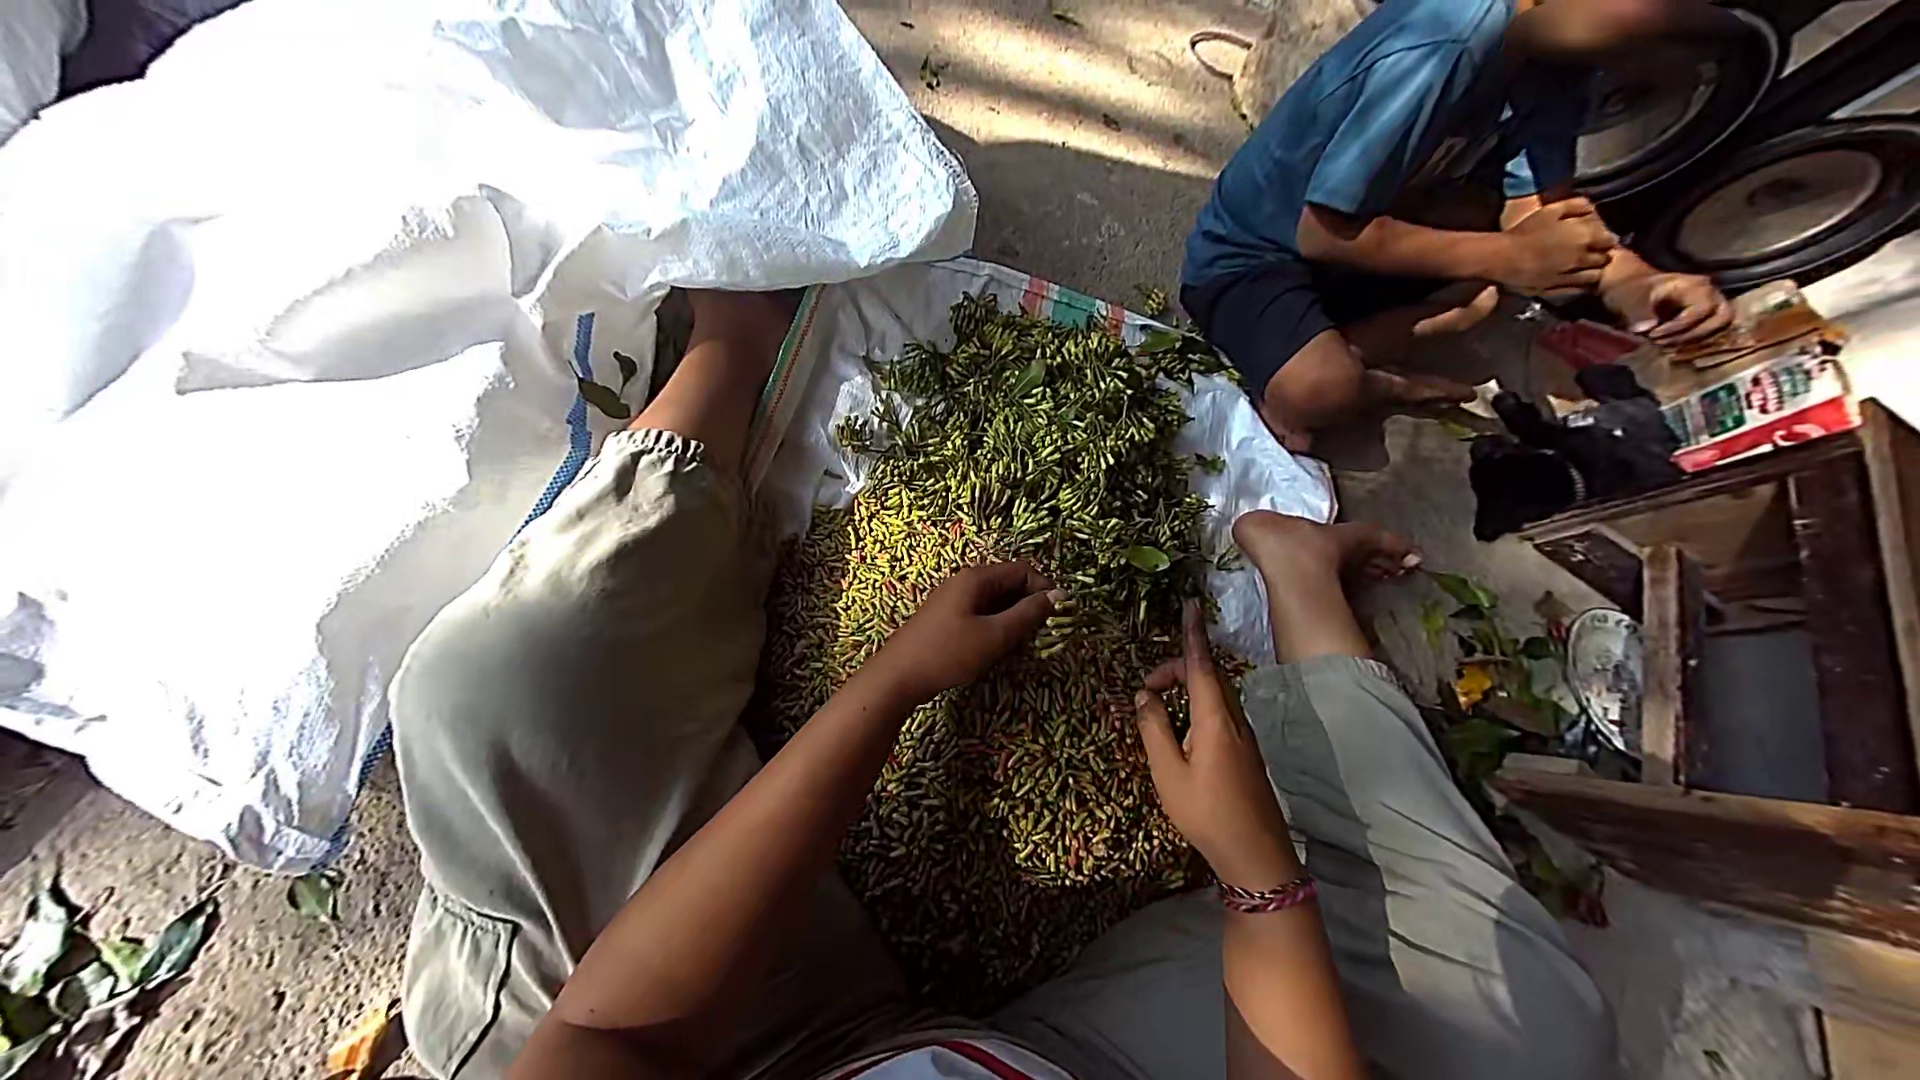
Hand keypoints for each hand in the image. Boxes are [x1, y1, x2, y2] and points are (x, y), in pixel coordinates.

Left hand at [866, 562, 1060, 703]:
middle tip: (1039, 635)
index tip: (1056, 617)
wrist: (897, 677)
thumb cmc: (947, 653)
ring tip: (1019, 645)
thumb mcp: (994, 635)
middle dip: (1029, 606)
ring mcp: (954, 599)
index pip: (1022, 570)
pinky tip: (997, 648)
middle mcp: (965, 582)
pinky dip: (996, 626)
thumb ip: (1028, 614)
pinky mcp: (947, 618)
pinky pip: (981, 613)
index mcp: (976, 578)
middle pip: (1009, 583)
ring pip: (996, 600)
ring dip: (1013, 619)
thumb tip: (1058, 595)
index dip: (1043, 590)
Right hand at [1133, 600, 1299, 890]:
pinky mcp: (1245, 752)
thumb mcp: (1168, 772)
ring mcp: (1244, 737)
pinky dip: (1196, 705)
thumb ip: (1154, 728)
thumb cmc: (1207, 813)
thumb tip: (1144, 695)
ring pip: (1214, 695)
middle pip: (1207, 678)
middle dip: (1176, 669)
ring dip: (1186, 688)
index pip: (1201, 666)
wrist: (1258, 857)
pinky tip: (1180, 729)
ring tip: (1158, 702)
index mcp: (1215, 720)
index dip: (1193, 635)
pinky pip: (1219, 713)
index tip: (1189, 606)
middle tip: (1146, 688)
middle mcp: (1234, 721)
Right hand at [1496, 197, 1616, 294]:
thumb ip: (1576, 206)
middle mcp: (1580, 259)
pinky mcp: (1550, 289)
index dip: (1605, 240)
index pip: (1610, 240)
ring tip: (1583, 270)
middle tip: (1591, 255)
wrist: (1499, 257)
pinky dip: (1577, 287)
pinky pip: (1572, 290)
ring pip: (1590, 277)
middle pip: (1602, 260)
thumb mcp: (1551, 211)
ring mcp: (1565, 276)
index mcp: (1585, 238)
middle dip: (1600, 257)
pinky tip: (1573, 283)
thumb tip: (1592, 208)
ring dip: (1590, 273)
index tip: (1598, 239)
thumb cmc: (1523, 232)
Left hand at [1602, 270, 1733, 343]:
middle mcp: (1712, 297)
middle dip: (1692, 336)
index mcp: (1697, 287)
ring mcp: (1711, 309)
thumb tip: (1646, 330)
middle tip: (1660, 343)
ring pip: (1719, 330)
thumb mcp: (1631, 297)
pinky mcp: (1703, 320)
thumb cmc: (1633, 290)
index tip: (1651, 335)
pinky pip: (1709, 336)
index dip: (1680, 326)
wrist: (1632, 289)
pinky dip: (1691, 346)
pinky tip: (1668, 351)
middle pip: (1722, 319)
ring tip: (1662, 347)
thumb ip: (1639, 312)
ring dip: (1692, 343)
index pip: (1703, 310)